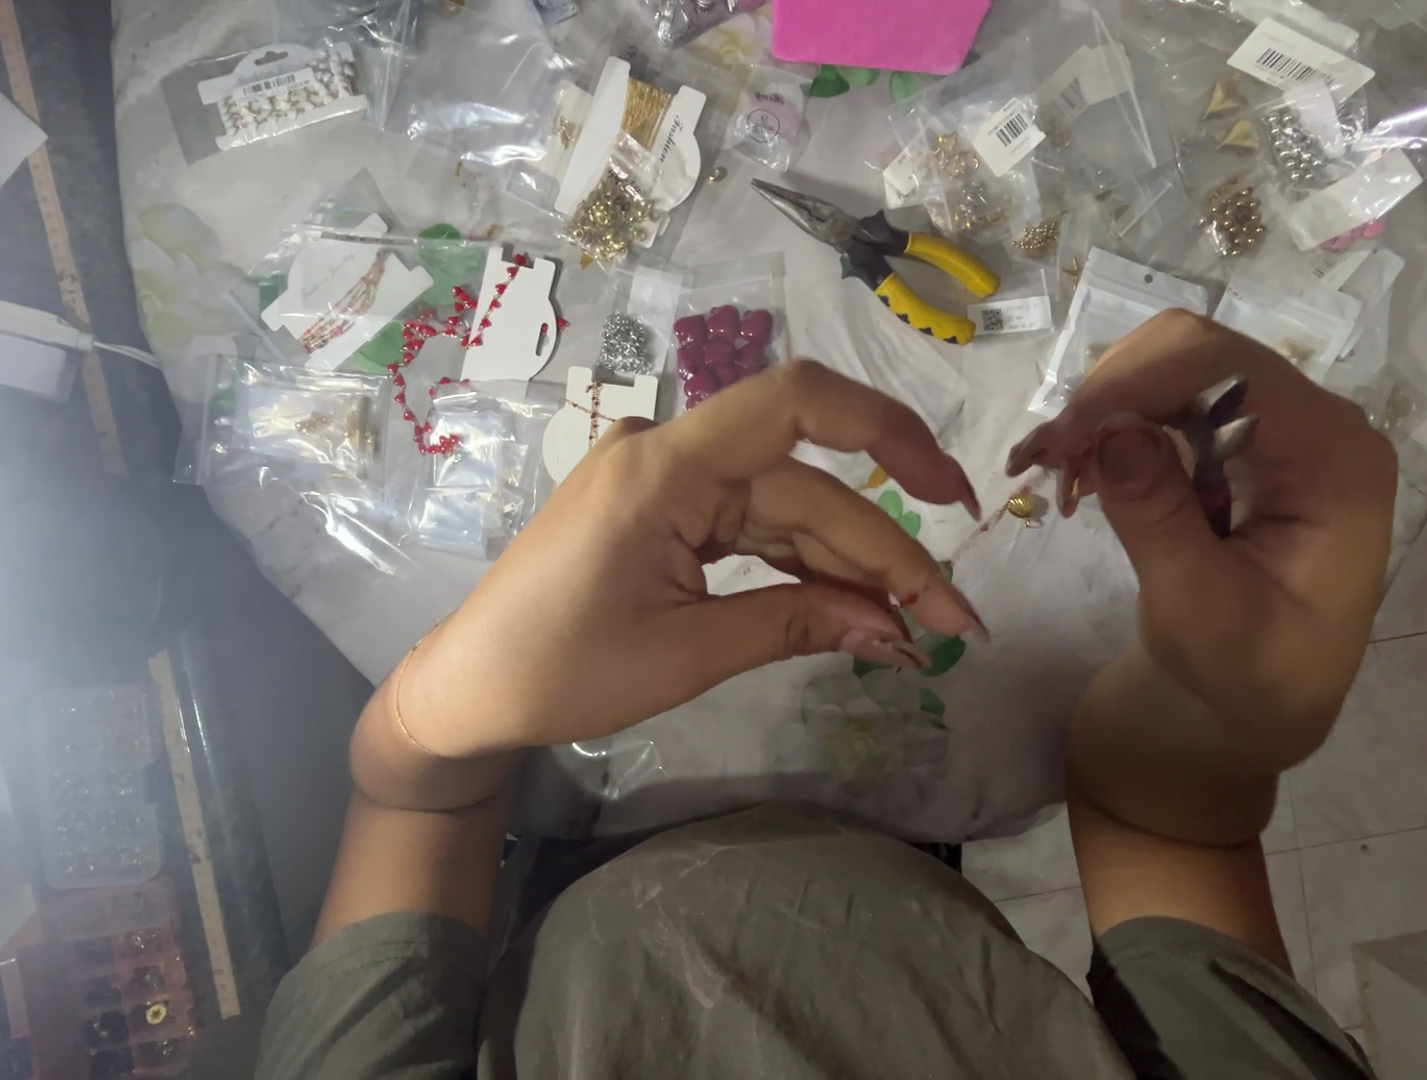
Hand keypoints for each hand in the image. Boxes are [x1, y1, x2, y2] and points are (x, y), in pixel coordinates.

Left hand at [385, 361, 986, 769]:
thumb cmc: (559, 671)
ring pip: (787, 509)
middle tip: (953, 618)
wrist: (472, 686)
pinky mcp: (669, 513)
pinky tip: (854, 606)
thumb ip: (796, 623)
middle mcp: (671, 455)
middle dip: (884, 550)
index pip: (793, 405)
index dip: (886, 433)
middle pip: (805, 484)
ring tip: (917, 624)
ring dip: (851, 564)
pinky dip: (803, 568)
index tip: (951, 493)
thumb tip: (902, 630)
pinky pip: (753, 528)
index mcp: (663, 468)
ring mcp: (669, 483)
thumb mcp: (686, 652)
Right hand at [1008, 311, 1396, 768]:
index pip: (1228, 369)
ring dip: (1099, 411)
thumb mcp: (1197, 611)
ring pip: (1166, 372)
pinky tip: (1076, 476)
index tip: (1059, 442)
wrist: (1243, 708)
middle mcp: (1308, 428)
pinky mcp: (1229, 452)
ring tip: (1053, 474)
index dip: (1133, 386)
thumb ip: (1160, 521)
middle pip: (1194, 354)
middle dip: (1110, 392)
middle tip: (1046, 459)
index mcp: (1332, 460)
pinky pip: (1157, 407)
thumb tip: (1112, 433)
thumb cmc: (1239, 677)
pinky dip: (1105, 428)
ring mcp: (1268, 437)